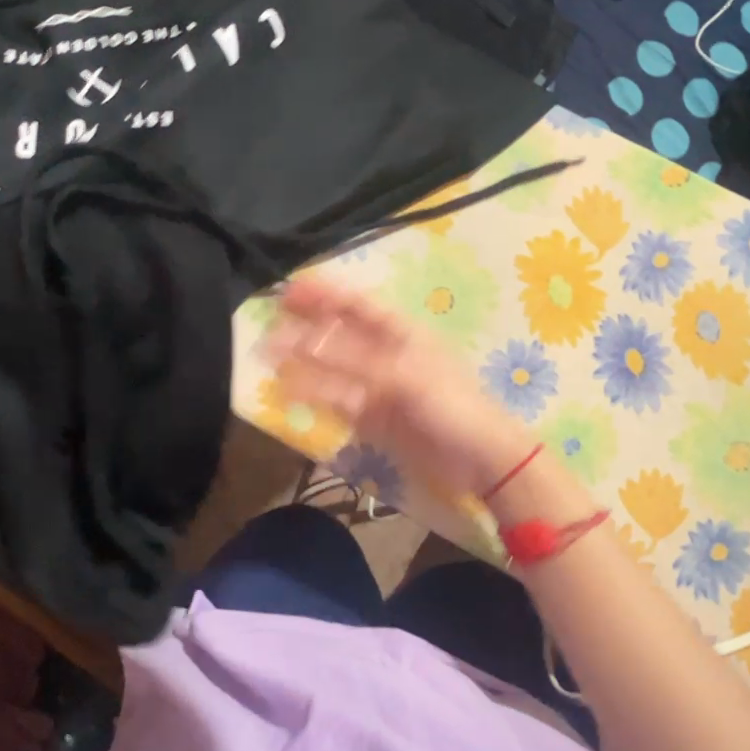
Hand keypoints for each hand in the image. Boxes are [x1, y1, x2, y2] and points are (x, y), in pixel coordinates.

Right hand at [264, 279, 537, 495]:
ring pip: (331, 367)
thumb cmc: (453, 405)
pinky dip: (313, 394)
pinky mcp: (371, 415)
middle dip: (305, 327)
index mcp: (400, 332)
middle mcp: (384, 352)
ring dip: (302, 362)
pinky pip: (336, 399)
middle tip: (268, 325)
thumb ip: (353, 360)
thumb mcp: (404, 376)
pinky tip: (288, 392)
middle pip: (338, 333)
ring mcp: (376, 384)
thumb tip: (302, 343)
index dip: (323, 294)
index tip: (288, 290)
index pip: (355, 304)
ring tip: (267, 356)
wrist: (482, 461)